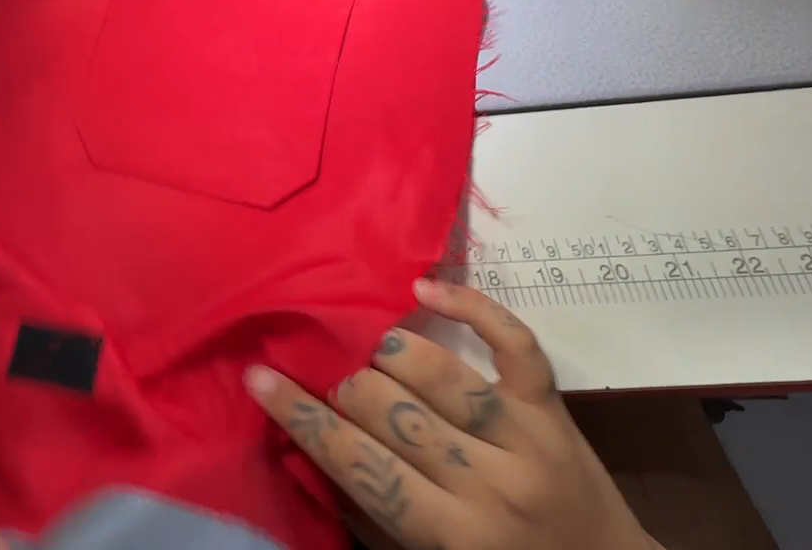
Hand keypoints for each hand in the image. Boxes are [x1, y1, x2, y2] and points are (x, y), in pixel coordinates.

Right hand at [246, 278, 659, 549]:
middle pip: (388, 407)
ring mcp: (527, 436)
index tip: (256, 377)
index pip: (356, 462)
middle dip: (339, 379)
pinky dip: (470, 306)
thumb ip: (374, 505)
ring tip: (358, 340)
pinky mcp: (554, 407)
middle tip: (313, 362)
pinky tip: (424, 286)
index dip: (299, 414)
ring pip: (437, 370)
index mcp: (453, 533)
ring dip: (384, 348)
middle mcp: (489, 482)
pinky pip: (513, 343)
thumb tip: (309, 438)